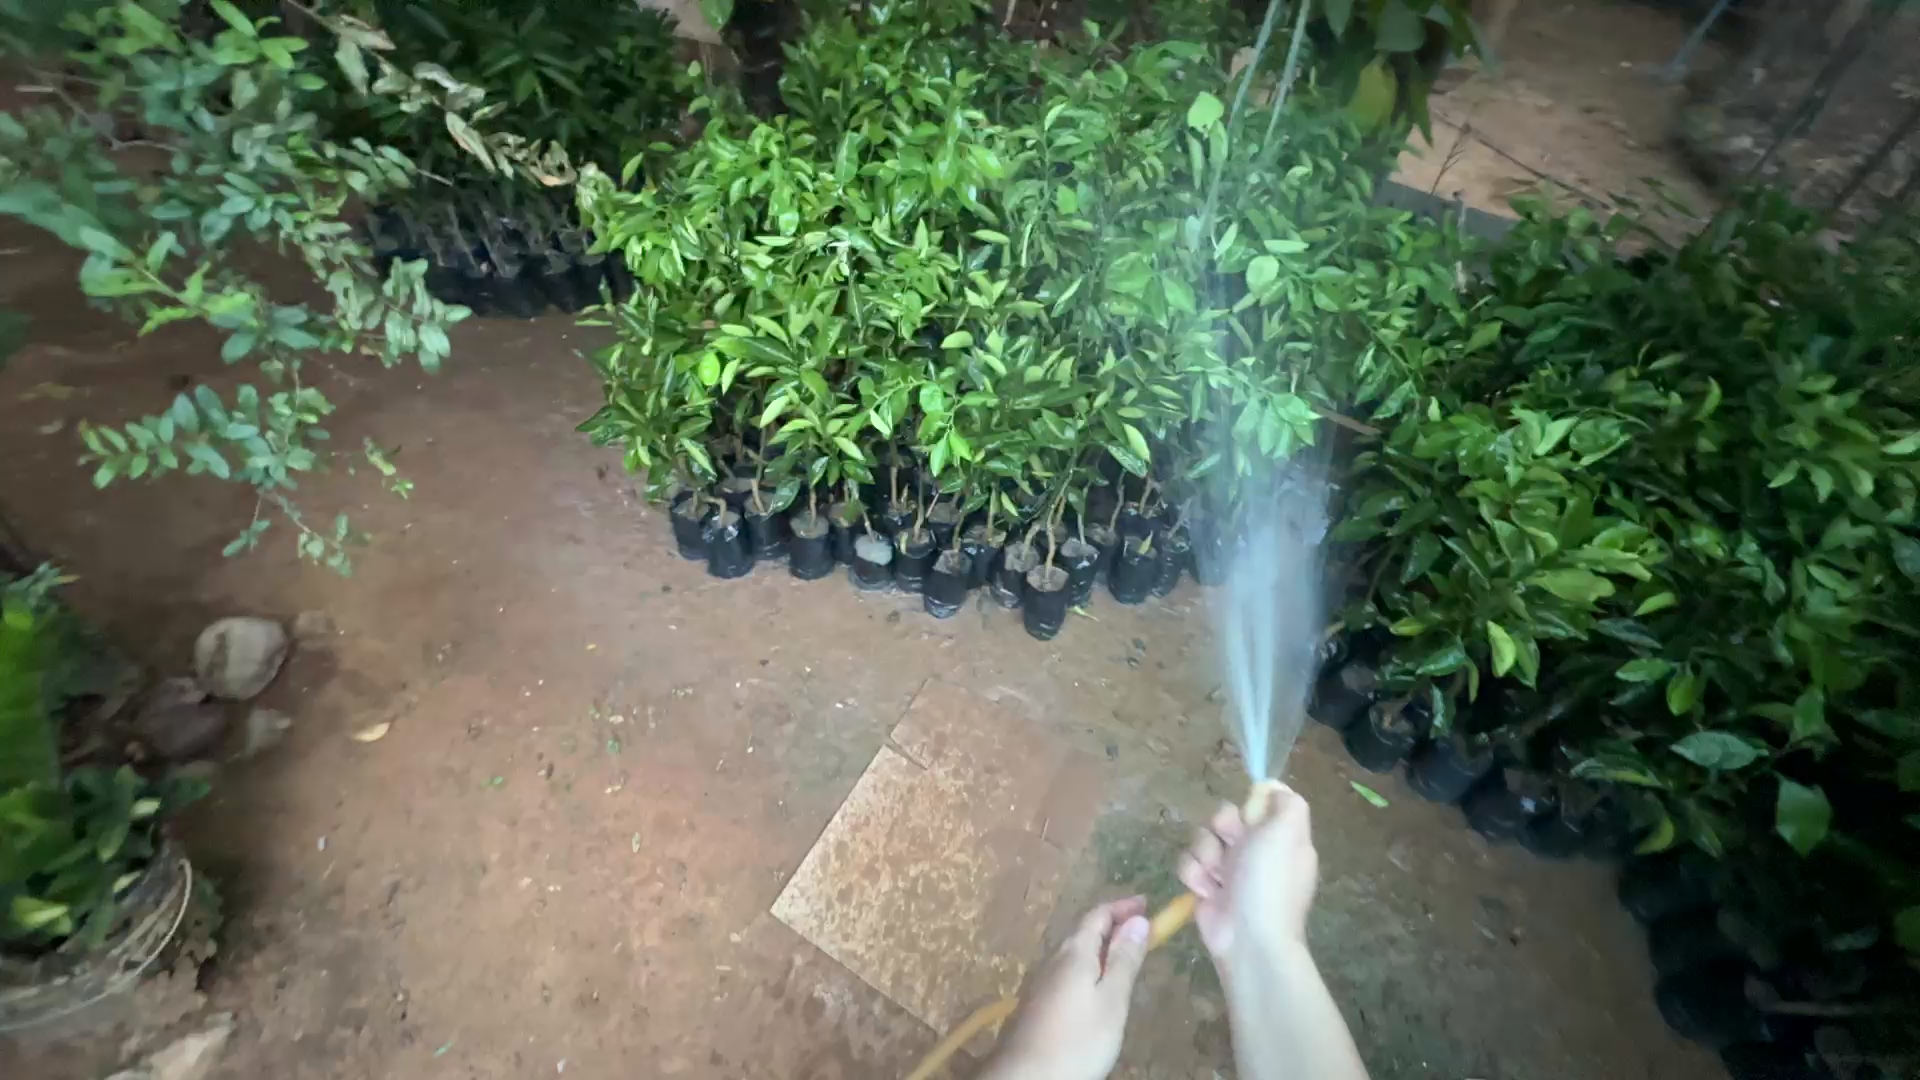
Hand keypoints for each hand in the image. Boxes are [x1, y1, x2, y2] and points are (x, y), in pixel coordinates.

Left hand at [978, 897, 1150, 1079]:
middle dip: (1114, 925)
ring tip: (1125, 958)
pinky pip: (1069, 970)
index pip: (1099, 914)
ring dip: (1102, 947)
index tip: (1146, 903)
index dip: (1123, 906)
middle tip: (1141, 931)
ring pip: (1077, 952)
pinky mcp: (1039, 1001)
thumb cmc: (1077, 1039)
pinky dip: (1090, 967)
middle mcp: (1056, 957)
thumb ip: (1125, 961)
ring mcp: (1044, 979)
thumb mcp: (1111, 1001)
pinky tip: (1098, 987)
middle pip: (1086, 930)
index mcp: (1075, 950)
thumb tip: (1139, 919)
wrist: (1026, 1077)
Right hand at [1176, 783, 1317, 969]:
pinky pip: (1188, 862)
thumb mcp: (1289, 833)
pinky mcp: (1205, 886)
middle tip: (1231, 844)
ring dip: (1205, 854)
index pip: (1257, 804)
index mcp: (1279, 839)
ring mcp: (1228, 870)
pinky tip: (1207, 891)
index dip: (1249, 806)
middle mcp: (1254, 852)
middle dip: (1221, 827)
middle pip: (1224, 816)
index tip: (1249, 817)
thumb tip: (1274, 787)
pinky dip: (1194, 875)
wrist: (1248, 938)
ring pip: (1201, 837)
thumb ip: (1287, 803)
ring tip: (1217, 877)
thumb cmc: (1269, 882)